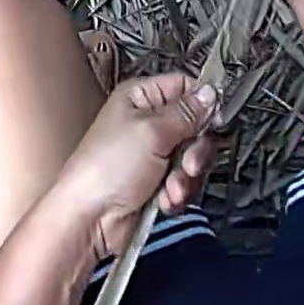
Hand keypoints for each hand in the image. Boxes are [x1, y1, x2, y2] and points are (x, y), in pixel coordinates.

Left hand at [51, 73, 218, 259]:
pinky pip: (184, 181)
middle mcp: (149, 120)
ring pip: (192, 157)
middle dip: (196, 150)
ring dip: (187, 177)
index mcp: (142, 96)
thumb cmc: (109, 165)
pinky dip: (178, 193)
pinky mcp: (157, 180)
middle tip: (187, 164)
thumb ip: (185, 113)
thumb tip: (210, 93)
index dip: (203, 104)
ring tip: (171, 188)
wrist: (90, 217)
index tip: (213, 123)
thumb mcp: (151, 132)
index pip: (184, 87)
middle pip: (195, 125)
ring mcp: (154, 152)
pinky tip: (164, 200)